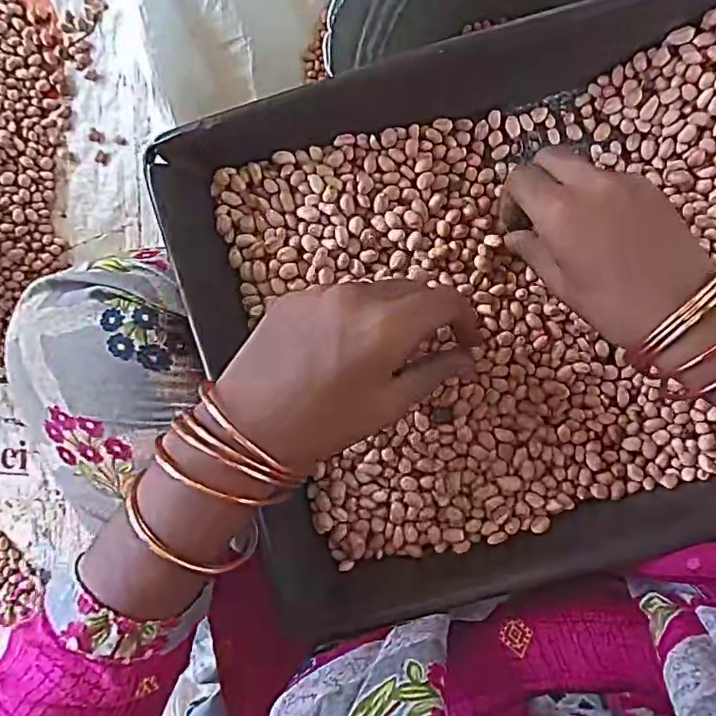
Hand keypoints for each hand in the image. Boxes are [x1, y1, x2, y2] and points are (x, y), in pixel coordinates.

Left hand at [209, 280, 480, 472]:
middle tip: (435, 345)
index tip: (468, 340)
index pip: (447, 299)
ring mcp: (322, 291)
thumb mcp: (389, 404)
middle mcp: (358, 295)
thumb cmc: (326, 424)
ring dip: (394, 311)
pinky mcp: (295, 296)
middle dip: (432, 313)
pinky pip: (341, 296)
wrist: (247, 427)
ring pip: (378, 290)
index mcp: (388, 324)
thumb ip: (435, 372)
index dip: (467, 317)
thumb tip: (467, 359)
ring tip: (384, 349)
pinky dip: (357, 313)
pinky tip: (343, 346)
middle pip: (415, 288)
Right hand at [501, 148, 715, 350]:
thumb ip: (533, 252)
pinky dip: (600, 191)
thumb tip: (514, 235)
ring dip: (569, 184)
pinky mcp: (649, 186)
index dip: (510, 197)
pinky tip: (609, 225)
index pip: (520, 178)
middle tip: (540, 212)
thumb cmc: (615, 308)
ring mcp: (623, 181)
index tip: (515, 222)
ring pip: (582, 166)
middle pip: (549, 156)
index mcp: (559, 211)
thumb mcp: (564, 287)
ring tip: (577, 222)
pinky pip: (612, 178)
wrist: (684, 310)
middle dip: (538, 178)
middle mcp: (588, 184)